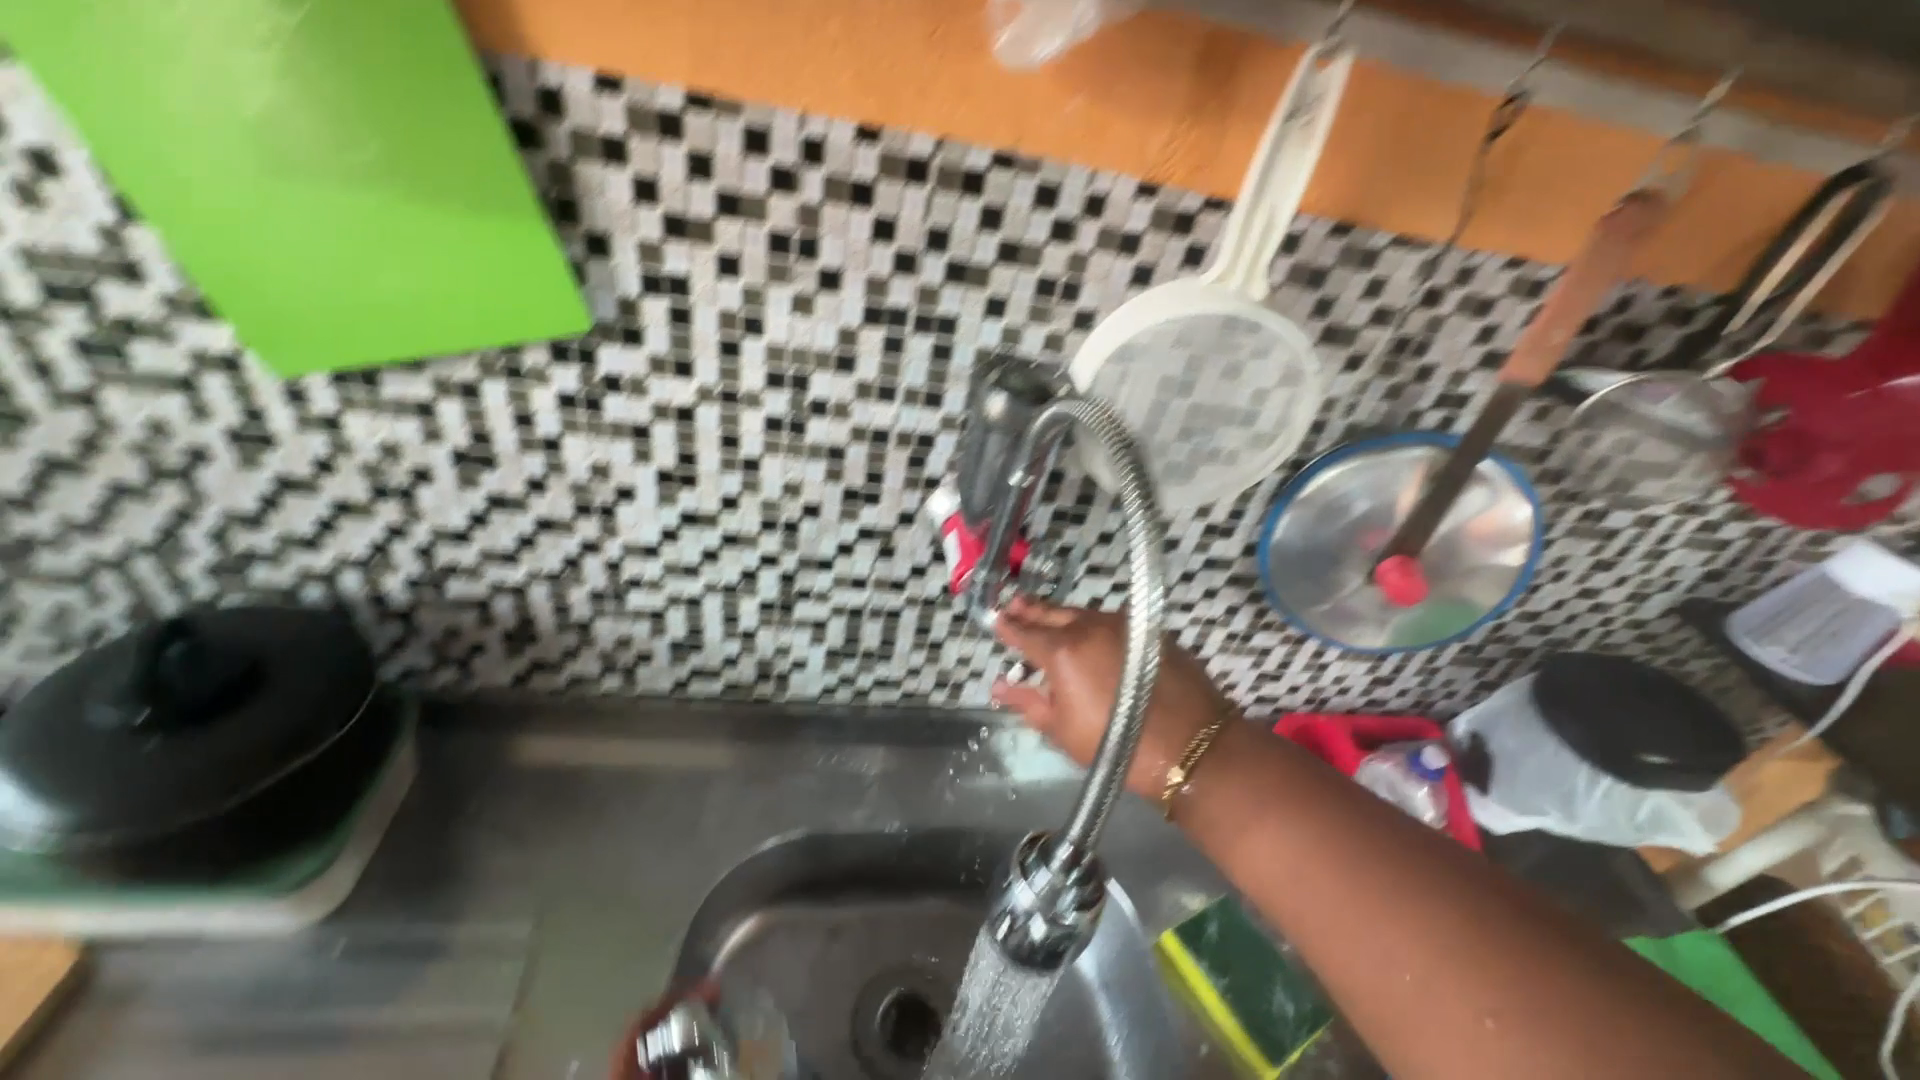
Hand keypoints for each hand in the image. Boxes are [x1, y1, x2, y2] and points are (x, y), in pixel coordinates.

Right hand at [990, 596, 1232, 799]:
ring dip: (1064, 615)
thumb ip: (1029, 702)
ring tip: (1051, 618)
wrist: (1190, 745)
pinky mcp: (1151, 631)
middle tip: (1015, 604)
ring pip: (1085, 614)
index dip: (1008, 627)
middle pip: (1053, 614)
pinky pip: (1113, 622)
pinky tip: (1093, 634)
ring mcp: (1124, 625)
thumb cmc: (1118, 745)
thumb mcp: (1063, 730)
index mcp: (1062, 651)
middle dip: (1032, 610)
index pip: (1025, 632)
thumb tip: (1000, 686)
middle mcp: (1090, 628)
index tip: (996, 619)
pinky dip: (1095, 625)